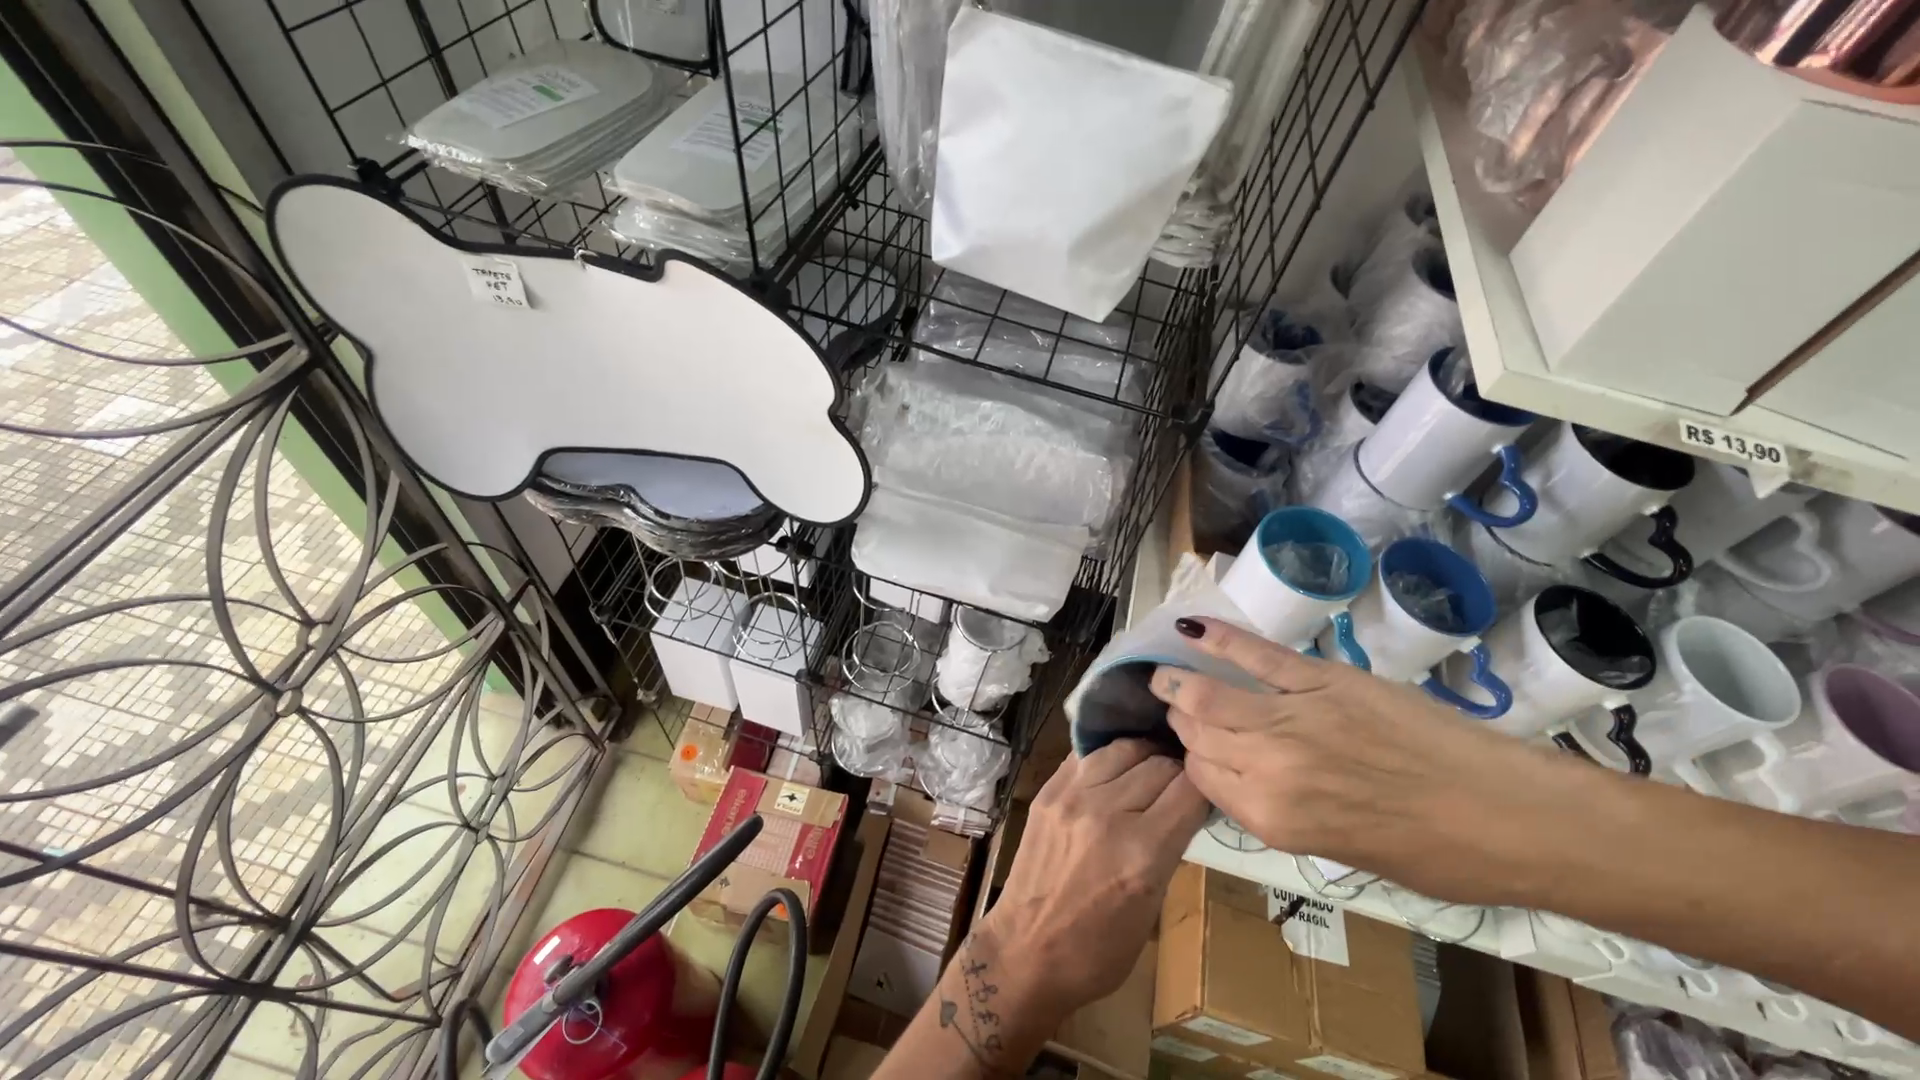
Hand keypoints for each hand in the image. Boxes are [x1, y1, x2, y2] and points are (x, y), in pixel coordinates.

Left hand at [977, 739, 1209, 1013]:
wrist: (1025, 953)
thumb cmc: (1098, 950)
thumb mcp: (1152, 906)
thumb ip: (1169, 849)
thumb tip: (1181, 809)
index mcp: (1143, 852)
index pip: (1190, 790)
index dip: (1205, 788)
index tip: (1208, 793)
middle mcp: (1108, 814)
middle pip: (1160, 763)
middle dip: (1178, 771)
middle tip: (1181, 783)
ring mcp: (1072, 798)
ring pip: (1124, 748)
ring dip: (1144, 755)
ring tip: (1150, 767)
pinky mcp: (1047, 793)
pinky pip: (1086, 756)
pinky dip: (1108, 758)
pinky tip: (1116, 768)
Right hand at [1152, 617, 1610, 906]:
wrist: (1511, 817)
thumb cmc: (1435, 856)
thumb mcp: (1341, 851)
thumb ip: (1283, 812)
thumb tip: (1252, 777)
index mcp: (1273, 820)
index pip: (1203, 778)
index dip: (1195, 761)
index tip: (1199, 750)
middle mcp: (1269, 768)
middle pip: (1199, 734)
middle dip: (1180, 720)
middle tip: (1175, 706)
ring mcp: (1293, 718)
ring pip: (1211, 694)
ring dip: (1179, 681)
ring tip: (1163, 672)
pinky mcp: (1324, 680)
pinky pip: (1258, 656)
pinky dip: (1219, 640)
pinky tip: (1191, 629)